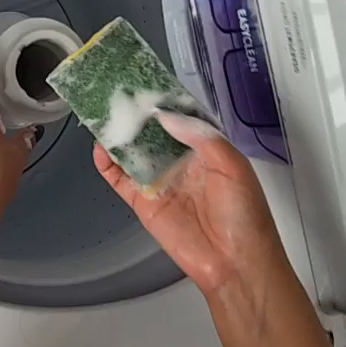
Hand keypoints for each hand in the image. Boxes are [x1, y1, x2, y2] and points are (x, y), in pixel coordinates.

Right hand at [93, 111, 286, 296]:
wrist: (235, 264)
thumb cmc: (245, 216)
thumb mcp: (233, 166)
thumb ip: (201, 137)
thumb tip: (165, 116)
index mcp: (204, 150)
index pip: (179, 118)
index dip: (163, 101)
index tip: (145, 82)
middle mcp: (179, 162)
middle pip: (151, 132)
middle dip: (135, 115)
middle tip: (115, 93)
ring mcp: (159, 181)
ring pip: (132, 152)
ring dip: (117, 135)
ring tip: (101, 114)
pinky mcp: (143, 202)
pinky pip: (120, 180)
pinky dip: (107, 165)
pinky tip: (99, 150)